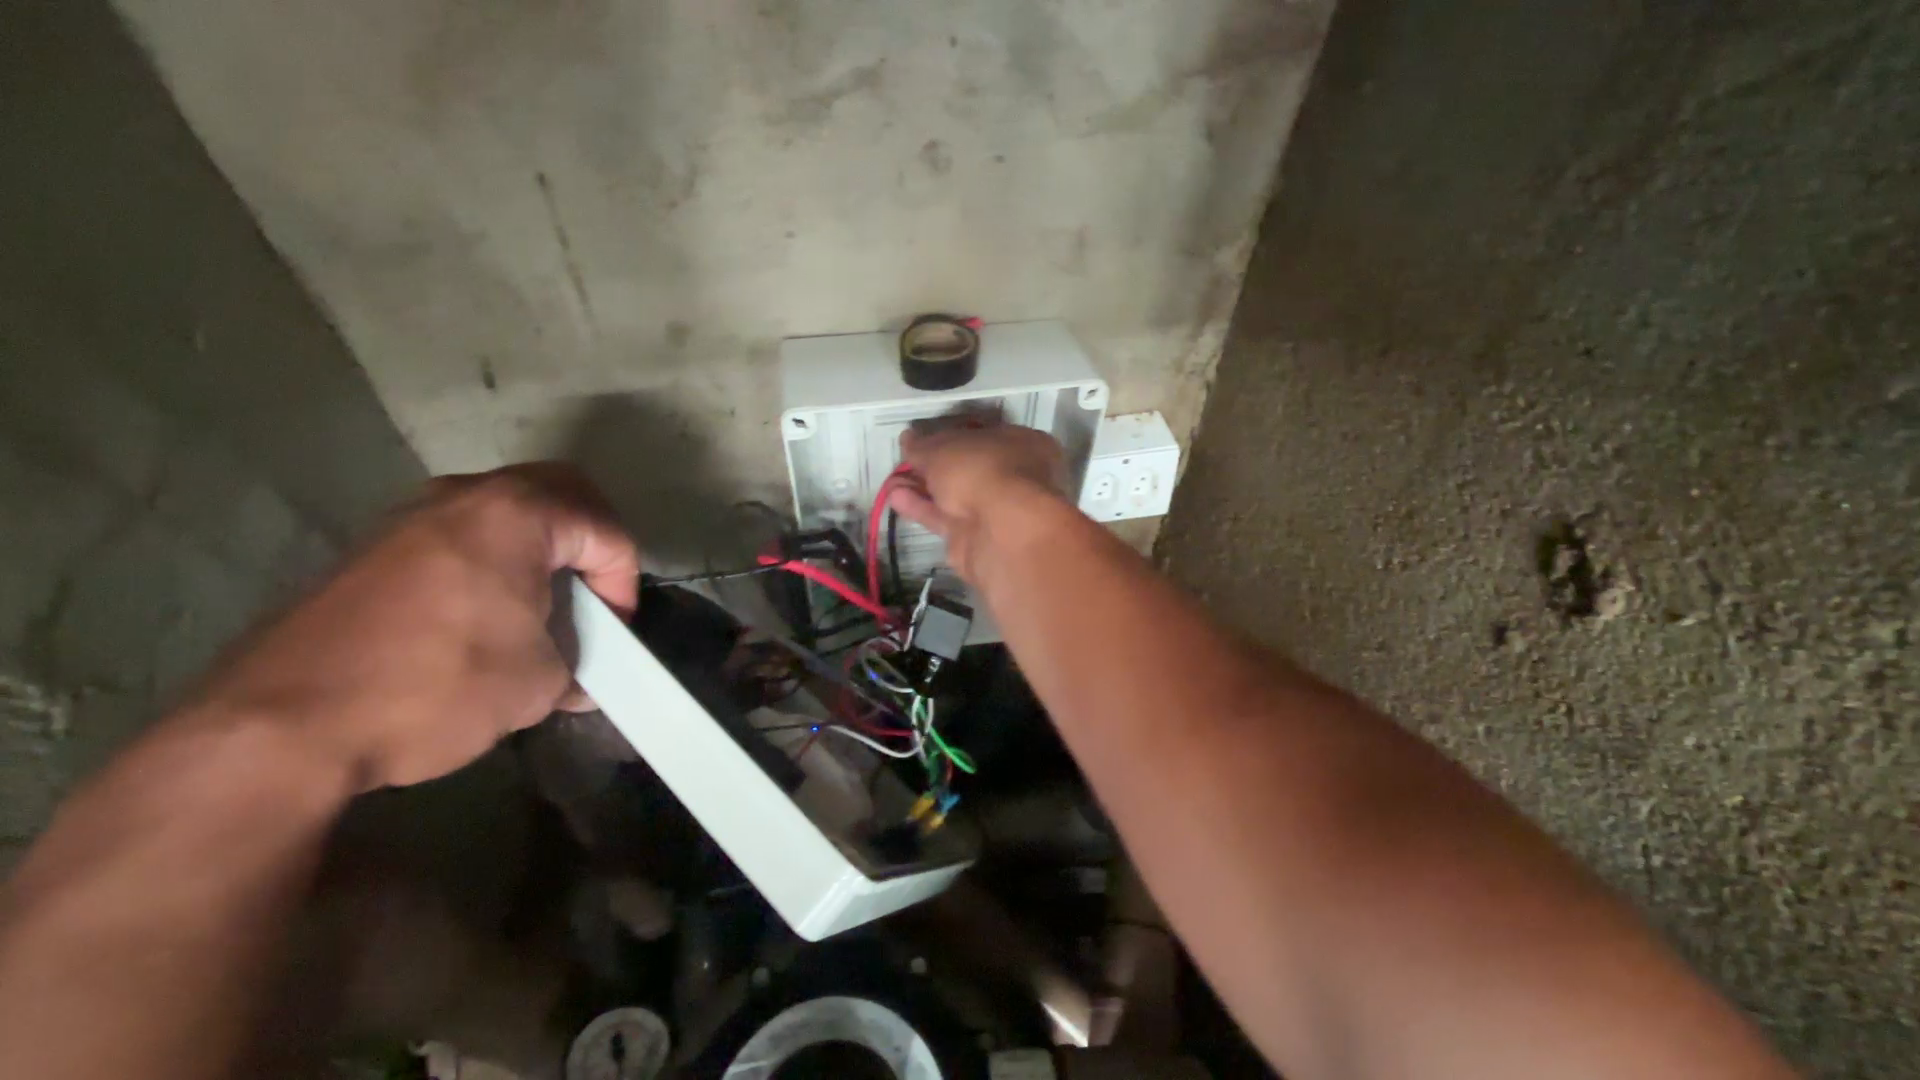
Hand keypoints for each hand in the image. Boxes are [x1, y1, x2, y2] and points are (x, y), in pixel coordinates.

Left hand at [188, 463, 639, 790]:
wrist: (286, 722)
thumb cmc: (436, 686)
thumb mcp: (536, 684)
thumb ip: (575, 666)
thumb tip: (578, 679)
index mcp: (517, 513)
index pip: (604, 530)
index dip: (624, 583)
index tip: (615, 632)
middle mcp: (464, 496)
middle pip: (558, 492)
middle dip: (590, 540)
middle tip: (594, 594)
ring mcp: (409, 517)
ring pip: (503, 510)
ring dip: (537, 550)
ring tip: (538, 610)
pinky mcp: (373, 550)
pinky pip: (457, 536)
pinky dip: (489, 563)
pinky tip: (481, 619)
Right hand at [888, 422, 1068, 580]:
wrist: (998, 530)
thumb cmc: (981, 470)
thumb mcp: (944, 447)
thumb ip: (923, 445)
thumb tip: (908, 438)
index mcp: (1020, 444)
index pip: (984, 435)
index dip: (952, 435)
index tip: (925, 438)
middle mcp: (1012, 476)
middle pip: (967, 469)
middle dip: (933, 466)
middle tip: (904, 462)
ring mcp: (995, 510)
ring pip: (953, 495)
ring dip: (922, 488)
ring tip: (891, 481)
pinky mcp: (975, 538)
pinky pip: (944, 518)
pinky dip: (921, 508)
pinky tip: (895, 498)